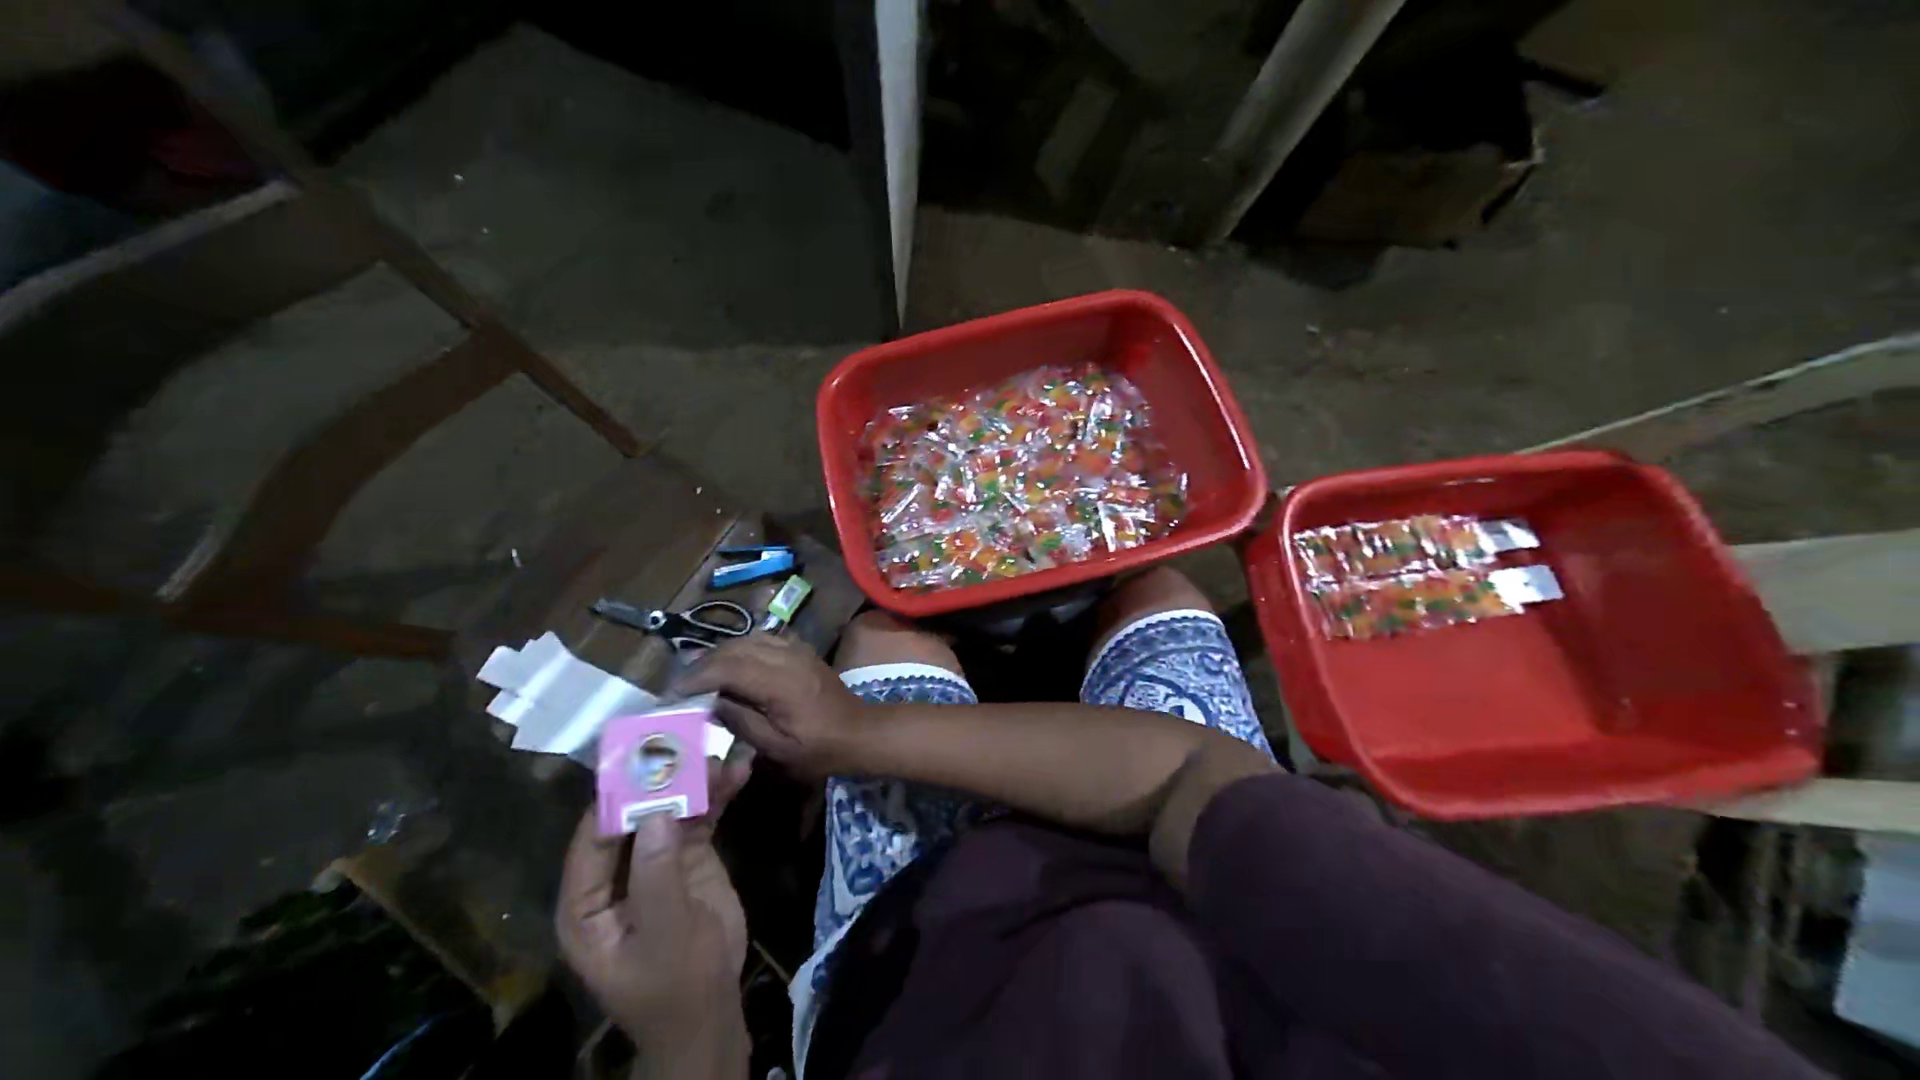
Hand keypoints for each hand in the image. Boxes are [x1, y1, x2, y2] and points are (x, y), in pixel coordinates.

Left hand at [556, 748, 753, 1071]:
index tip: (643, 756)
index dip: (616, 797)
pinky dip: (717, 796)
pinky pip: (699, 819)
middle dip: (663, 781)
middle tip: (689, 744)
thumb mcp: (662, 933)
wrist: (713, 1012)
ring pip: (671, 811)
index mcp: (586, 901)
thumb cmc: (675, 984)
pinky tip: (738, 774)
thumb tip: (655, 811)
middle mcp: (615, 873)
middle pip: (634, 815)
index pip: (593, 837)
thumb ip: (655, 872)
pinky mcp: (688, 860)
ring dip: (696, 783)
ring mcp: (654, 863)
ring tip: (724, 758)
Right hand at [673, 635, 872, 777]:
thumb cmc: (818, 748)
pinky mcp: (800, 650)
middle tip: (680, 686)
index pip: (728, 668)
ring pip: (747, 639)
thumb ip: (740, 721)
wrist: (858, 731)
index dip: (696, 678)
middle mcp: (786, 657)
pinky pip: (763, 639)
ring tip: (700, 676)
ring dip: (720, 655)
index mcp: (779, 682)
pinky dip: (741, 649)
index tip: (673, 693)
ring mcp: (795, 649)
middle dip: (703, 664)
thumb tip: (709, 702)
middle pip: (734, 649)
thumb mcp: (775, 747)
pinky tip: (731, 666)